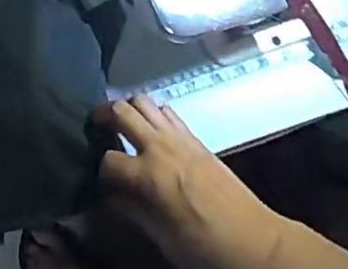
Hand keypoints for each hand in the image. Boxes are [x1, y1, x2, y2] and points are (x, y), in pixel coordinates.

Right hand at [95, 95, 289, 268]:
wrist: (252, 239)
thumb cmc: (203, 246)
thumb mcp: (161, 237)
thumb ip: (130, 212)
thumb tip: (105, 202)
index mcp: (147, 175)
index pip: (108, 160)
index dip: (100, 171)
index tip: (100, 182)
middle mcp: (159, 146)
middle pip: (121, 111)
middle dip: (102, 114)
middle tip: (94, 122)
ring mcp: (177, 136)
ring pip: (143, 100)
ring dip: (128, 107)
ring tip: (120, 119)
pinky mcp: (193, 136)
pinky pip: (166, 109)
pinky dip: (153, 111)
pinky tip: (152, 127)